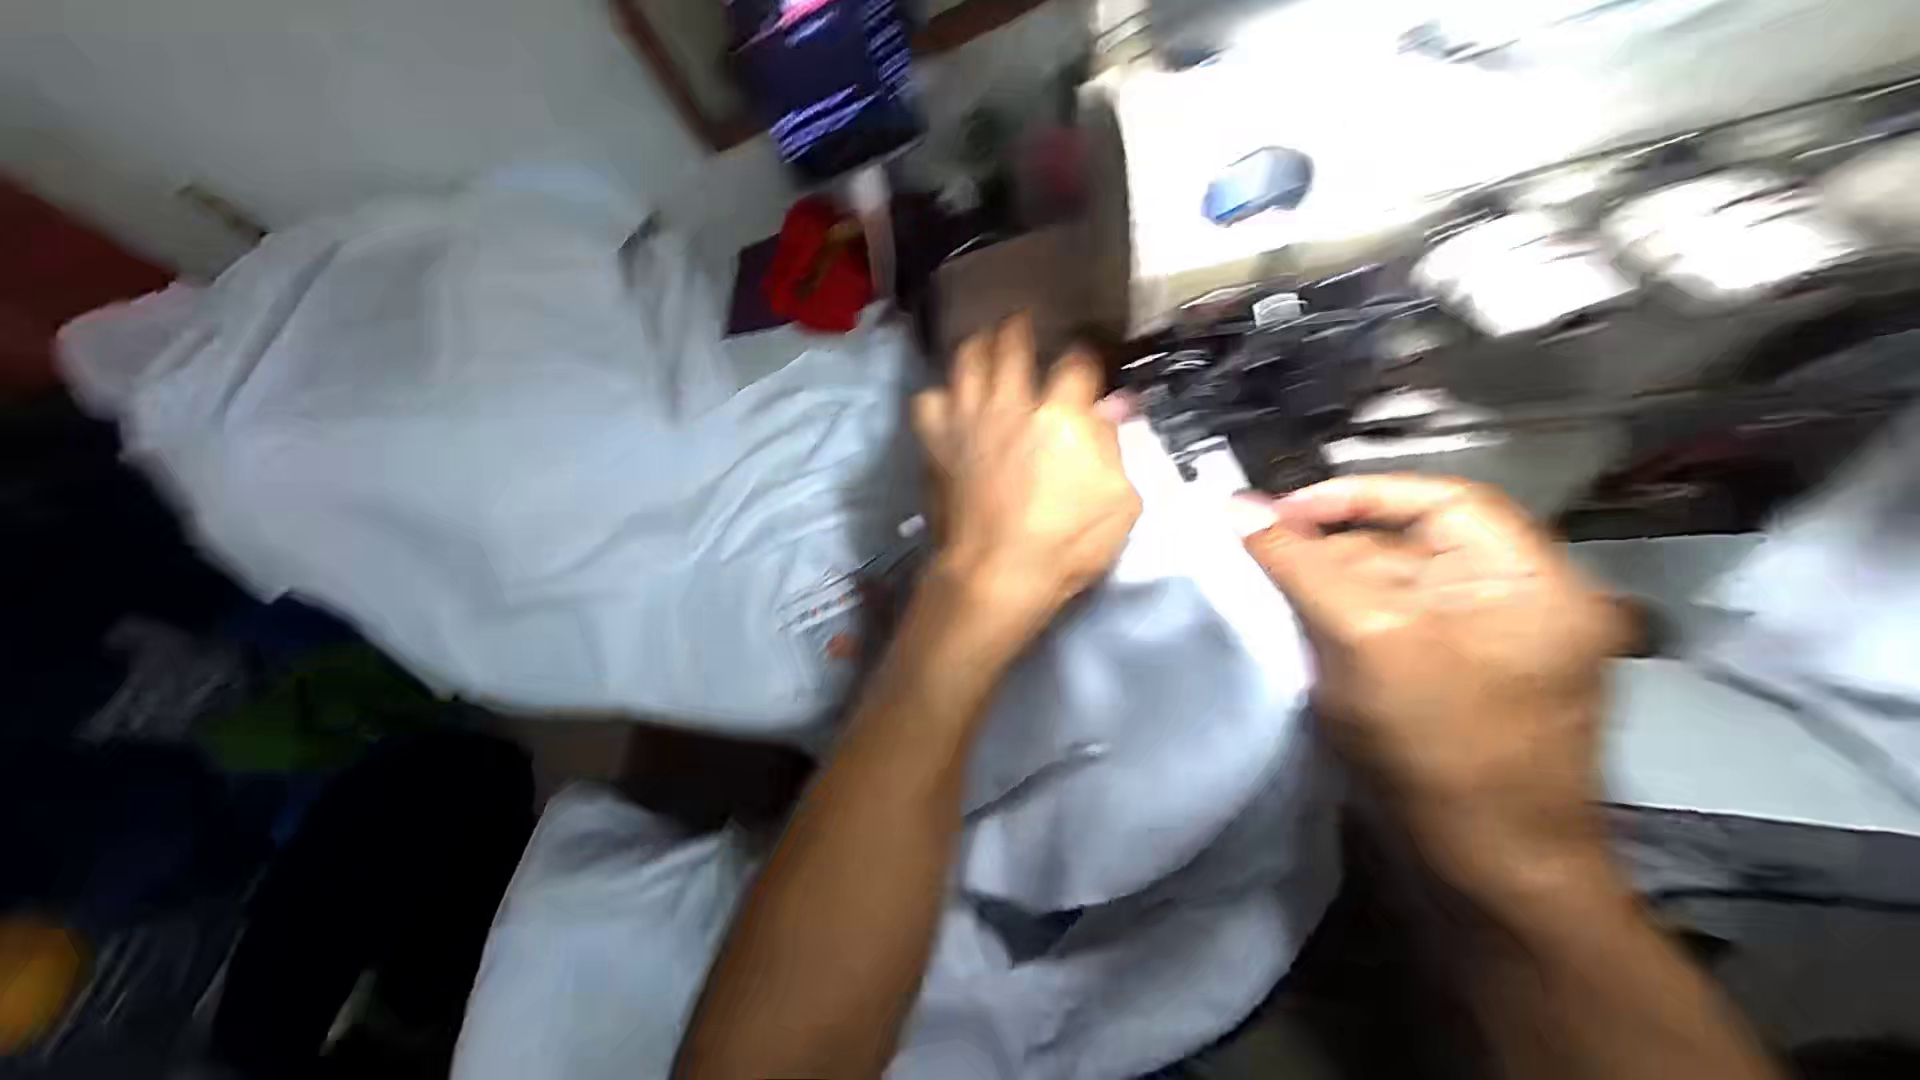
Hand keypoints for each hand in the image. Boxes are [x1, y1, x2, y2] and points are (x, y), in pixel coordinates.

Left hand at [913, 316, 1139, 634]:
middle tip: (1023, 324)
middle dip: (1021, 328)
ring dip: (979, 345)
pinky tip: (948, 402)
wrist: (995, 575)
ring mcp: (968, 419)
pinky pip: (927, 400)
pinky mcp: (936, 442)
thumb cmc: (1065, 545)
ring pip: (967, 359)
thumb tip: (1110, 407)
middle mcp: (1011, 403)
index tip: (1084, 360)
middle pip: (1012, 343)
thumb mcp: (1120, 502)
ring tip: (985, 342)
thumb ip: (1113, 447)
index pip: (1076, 363)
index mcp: (1061, 415)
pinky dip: (938, 396)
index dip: (1084, 356)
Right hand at [1238, 475, 1628, 910]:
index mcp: (1527, 578)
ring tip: (1267, 598)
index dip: (1358, 495)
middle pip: (1402, 546)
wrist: (1480, 870)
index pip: (1440, 500)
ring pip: (1381, 589)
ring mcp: (1472, 644)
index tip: (1284, 511)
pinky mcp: (1438, 676)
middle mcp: (1507, 602)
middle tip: (1259, 559)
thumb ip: (1301, 563)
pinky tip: (1294, 632)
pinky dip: (1333, 623)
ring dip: (1322, 589)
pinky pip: (1378, 627)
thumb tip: (1236, 507)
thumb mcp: (1368, 636)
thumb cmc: (1440, 743)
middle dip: (1327, 551)